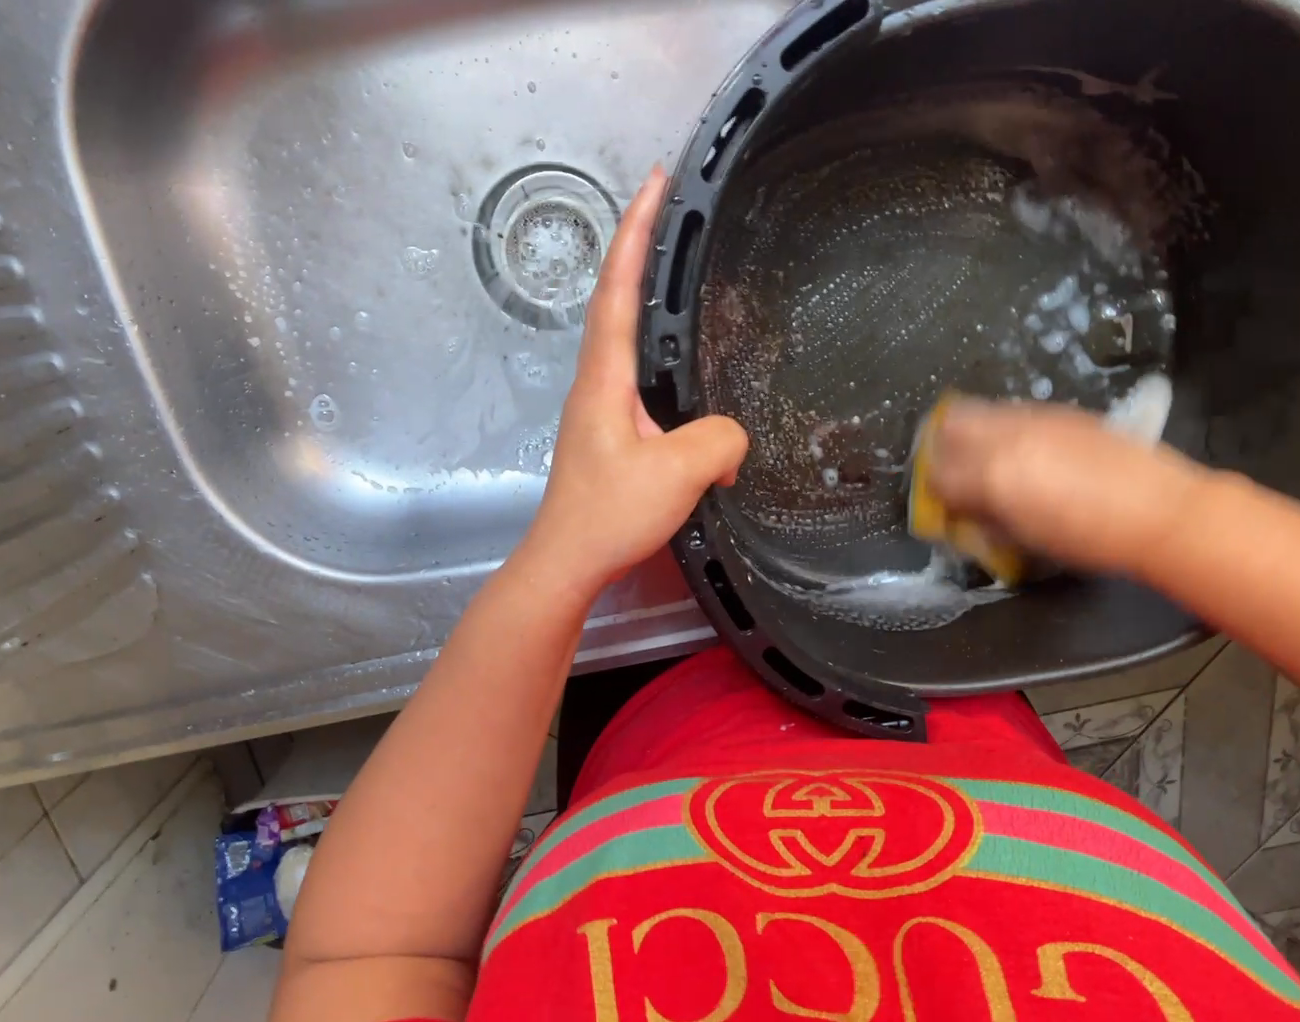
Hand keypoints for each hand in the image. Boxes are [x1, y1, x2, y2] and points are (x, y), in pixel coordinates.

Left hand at [517, 167, 748, 596]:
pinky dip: (663, 359)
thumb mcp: (678, 472)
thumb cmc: (610, 514)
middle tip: (669, 210)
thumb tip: (731, 440)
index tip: (655, 182)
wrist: (567, 561)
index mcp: (604, 379)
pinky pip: (641, 380)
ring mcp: (599, 409)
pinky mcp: (610, 434)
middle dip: (639, 249)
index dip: (636, 233)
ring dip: (648, 301)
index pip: (619, 291)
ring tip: (680, 276)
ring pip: (627, 341)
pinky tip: (686, 371)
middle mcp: (596, 383)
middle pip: (616, 302)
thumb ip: (719, 440)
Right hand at [923, 399, 1216, 577]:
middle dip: (943, 444)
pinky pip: (1015, 412)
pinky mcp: (1062, 412)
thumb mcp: (1025, 538)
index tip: (945, 501)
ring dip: (973, 431)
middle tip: (953, 466)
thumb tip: (967, 509)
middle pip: (949, 423)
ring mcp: (1035, 419)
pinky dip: (1006, 428)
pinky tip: (1026, 450)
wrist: (1161, 512)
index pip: (938, 474)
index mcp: (993, 477)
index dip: (935, 490)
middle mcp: (1006, 438)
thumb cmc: (1090, 540)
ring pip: (981, 410)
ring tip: (987, 456)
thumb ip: (986, 518)